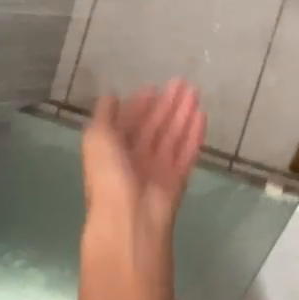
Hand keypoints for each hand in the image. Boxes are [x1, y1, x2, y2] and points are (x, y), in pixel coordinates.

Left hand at [82, 80, 205, 232]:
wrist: (130, 217)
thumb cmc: (108, 176)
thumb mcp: (96, 139)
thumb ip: (104, 116)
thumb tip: (111, 97)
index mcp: (113, 151)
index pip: (129, 123)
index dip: (140, 105)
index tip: (154, 87)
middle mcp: (136, 159)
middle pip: (154, 127)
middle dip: (167, 105)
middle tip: (182, 83)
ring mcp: (158, 168)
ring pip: (173, 135)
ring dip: (183, 114)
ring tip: (195, 92)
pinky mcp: (178, 177)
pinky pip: (188, 151)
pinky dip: (195, 134)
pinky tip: (202, 115)